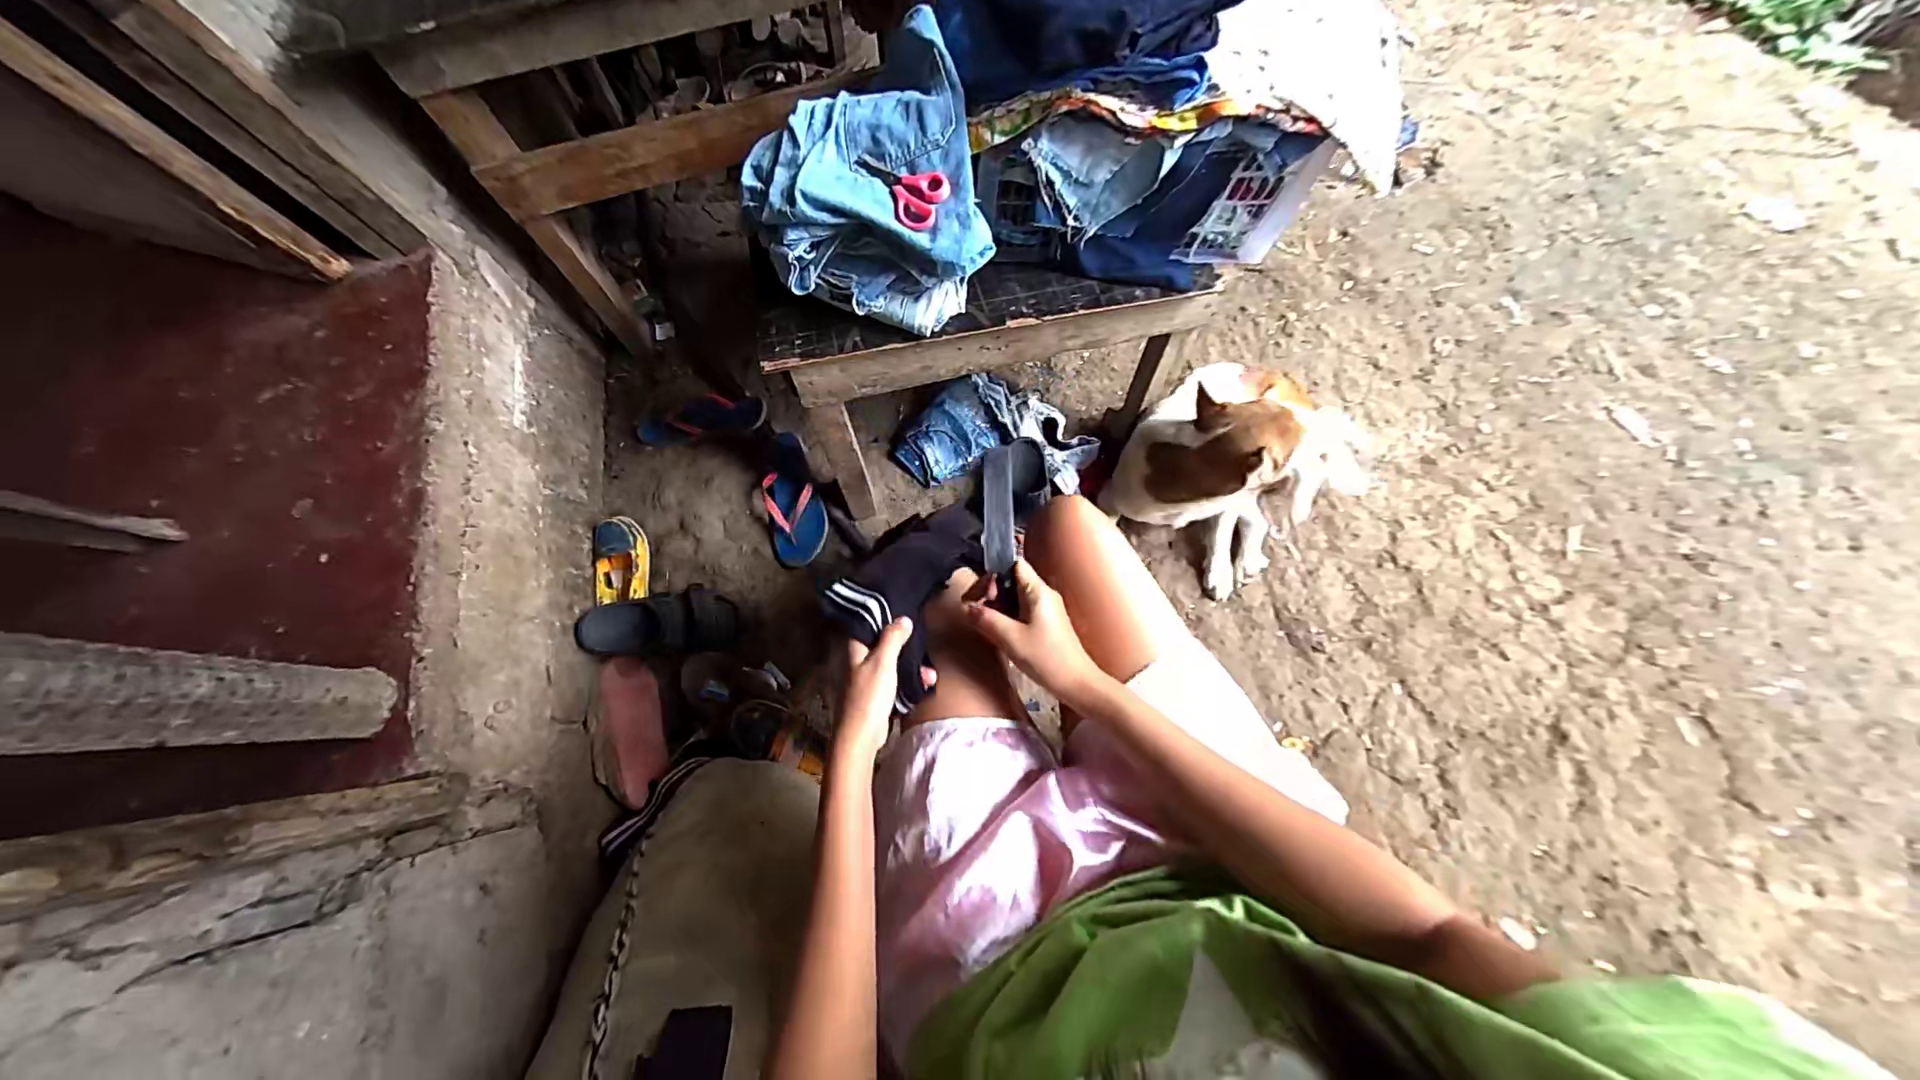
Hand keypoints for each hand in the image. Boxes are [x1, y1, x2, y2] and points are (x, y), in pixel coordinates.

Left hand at [837, 617, 911, 764]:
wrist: (861, 737)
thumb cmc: (869, 696)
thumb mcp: (883, 662)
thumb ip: (892, 639)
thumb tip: (903, 618)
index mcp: (855, 651)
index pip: (866, 626)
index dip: (882, 619)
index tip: (902, 614)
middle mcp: (858, 663)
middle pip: (882, 646)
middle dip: (904, 646)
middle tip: (922, 643)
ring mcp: (867, 681)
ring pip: (892, 665)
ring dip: (910, 666)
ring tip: (929, 673)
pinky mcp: (876, 697)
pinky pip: (895, 683)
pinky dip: (908, 682)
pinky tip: (924, 684)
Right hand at [963, 560, 1106, 706]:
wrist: (1076, 684)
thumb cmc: (1046, 659)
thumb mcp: (1011, 639)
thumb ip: (986, 619)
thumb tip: (966, 607)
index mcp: (1038, 591)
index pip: (1013, 564)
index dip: (993, 574)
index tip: (982, 595)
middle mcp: (1043, 594)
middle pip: (1011, 578)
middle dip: (991, 591)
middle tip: (977, 611)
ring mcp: (1046, 608)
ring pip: (1014, 595)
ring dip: (997, 605)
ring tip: (984, 622)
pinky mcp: (1045, 623)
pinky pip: (1021, 609)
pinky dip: (1006, 615)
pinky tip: (998, 631)